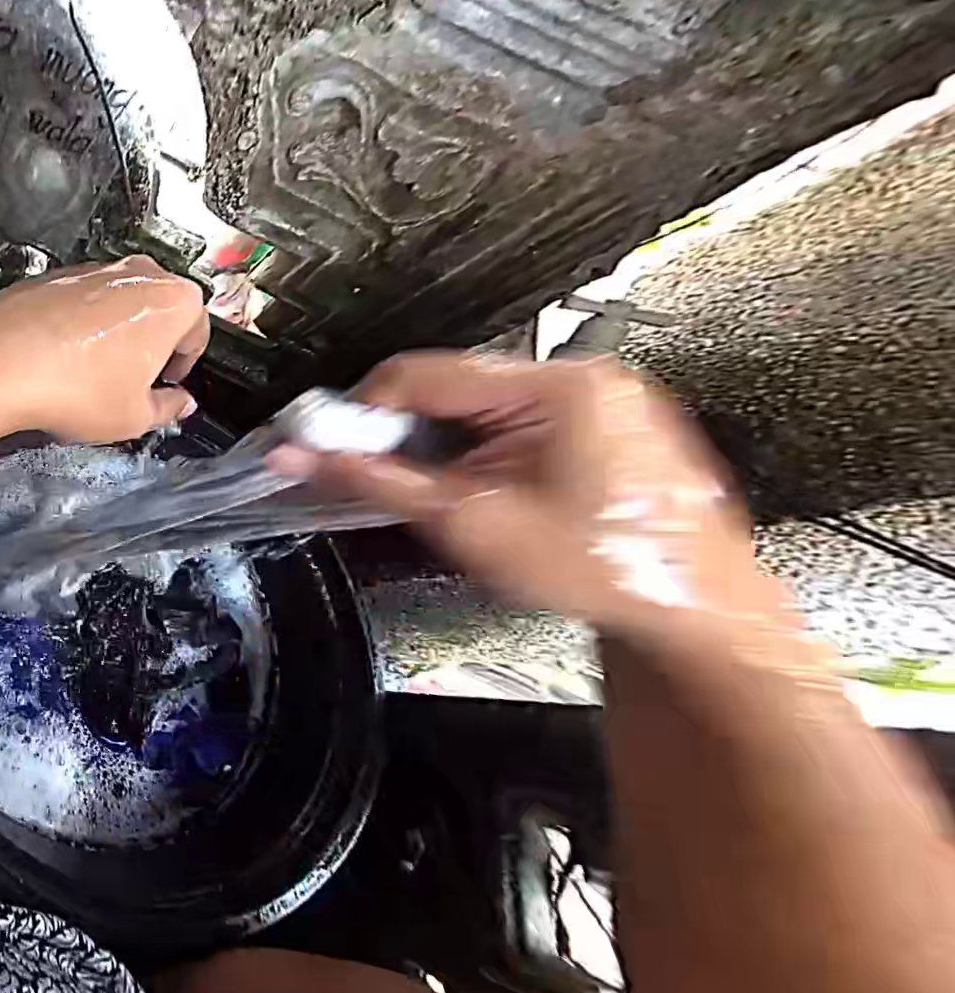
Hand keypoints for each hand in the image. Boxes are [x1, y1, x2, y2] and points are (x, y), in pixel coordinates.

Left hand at [0, 256, 209, 442]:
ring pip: (119, 303)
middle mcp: (137, 274)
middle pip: (160, 310)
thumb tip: (180, 404)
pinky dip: (79, 326)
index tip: (169, 385)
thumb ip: (168, 408)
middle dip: (152, 344)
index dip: (185, 364)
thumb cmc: (75, 390)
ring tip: (92, 374)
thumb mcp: (134, 417)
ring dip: (115, 334)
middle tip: (134, 381)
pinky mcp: (53, 277)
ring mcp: (92, 270)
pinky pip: (79, 303)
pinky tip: (62, 359)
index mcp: (173, 301)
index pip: (197, 332)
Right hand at [269, 352, 779, 636]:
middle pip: (444, 386)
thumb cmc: (591, 570)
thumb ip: (374, 481)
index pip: (420, 374)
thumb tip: (297, 457)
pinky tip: (460, 485)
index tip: (327, 449)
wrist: (695, 618)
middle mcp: (575, 377)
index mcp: (555, 386)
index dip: (360, 412)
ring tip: (420, 489)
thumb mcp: (466, 522)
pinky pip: (499, 419)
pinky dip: (462, 449)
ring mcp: (589, 399)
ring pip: (468, 404)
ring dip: (427, 443)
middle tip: (368, 476)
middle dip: (394, 430)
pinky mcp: (591, 422)